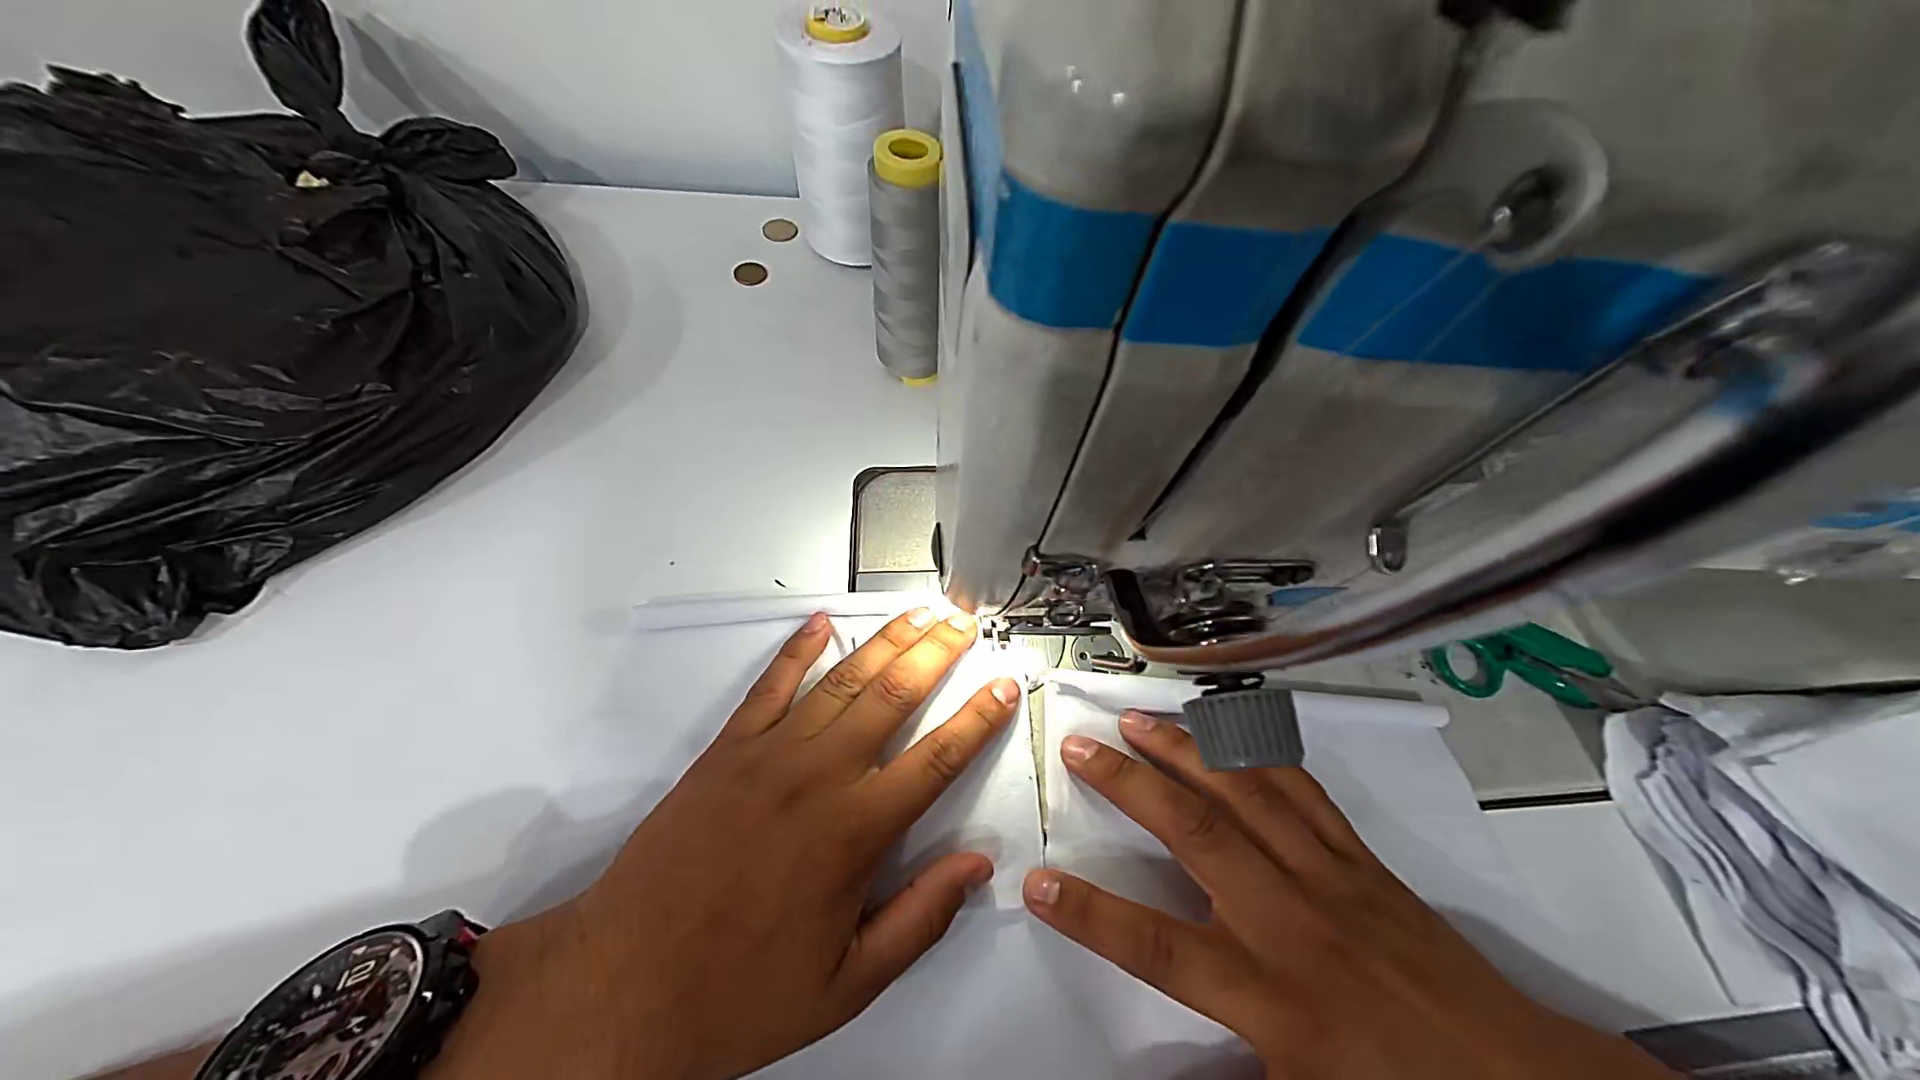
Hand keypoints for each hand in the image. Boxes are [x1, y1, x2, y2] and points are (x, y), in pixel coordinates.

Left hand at [430, 607, 1020, 1079]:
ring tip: (919, 614)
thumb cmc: (738, 992)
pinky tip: (820, 624)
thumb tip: (976, 867)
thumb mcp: (846, 983)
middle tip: (965, 623)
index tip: (1003, 687)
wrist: (622, 986)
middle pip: (894, 696)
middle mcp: (818, 779)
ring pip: (841, 680)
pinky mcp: (724, 751)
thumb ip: (919, 920)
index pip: (938, 758)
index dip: (979, 718)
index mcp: (855, 834)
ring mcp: (767, 757)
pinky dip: (797, 651)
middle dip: (938, 653)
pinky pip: (768, 687)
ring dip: (886, 641)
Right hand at [1021, 713, 1680, 1079]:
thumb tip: (1157, 1075)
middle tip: (1079, 747)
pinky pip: (1298, 790)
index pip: (1156, 947)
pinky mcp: (1356, 857)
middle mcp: (1290, 920)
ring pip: (1243, 792)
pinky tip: (1223, 728)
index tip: (1039, 881)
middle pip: (1193, 832)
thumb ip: (1221, 1078)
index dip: (1090, 913)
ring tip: (1137, 719)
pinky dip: (1253, 752)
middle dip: (1127, 783)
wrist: (1515, 1077)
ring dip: (1183, 748)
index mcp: (1270, 995)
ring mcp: (1326, 876)